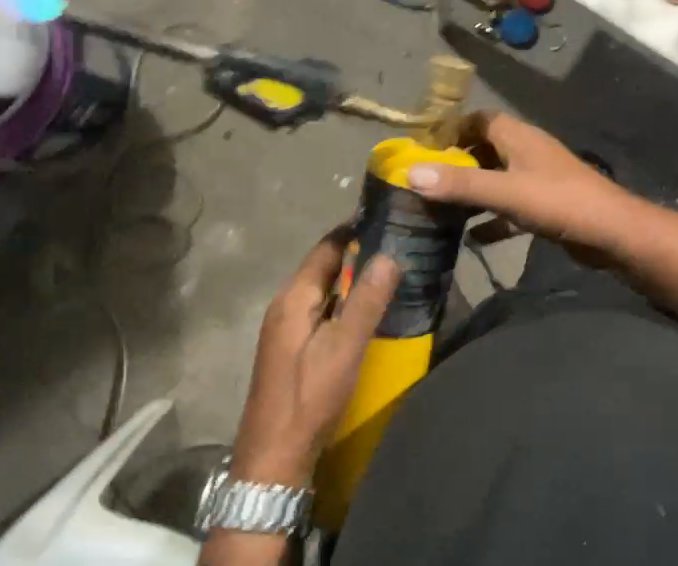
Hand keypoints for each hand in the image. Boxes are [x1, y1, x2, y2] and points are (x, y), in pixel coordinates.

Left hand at [228, 227, 401, 485]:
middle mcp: (286, 307)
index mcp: (293, 299)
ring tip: (397, 272)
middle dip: (361, 253)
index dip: (356, 230)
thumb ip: (366, 300)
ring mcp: (288, 330)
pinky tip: (374, 312)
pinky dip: (349, 304)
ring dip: (356, 280)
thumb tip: (390, 253)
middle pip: (326, 268)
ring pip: (327, 292)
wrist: (274, 460)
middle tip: (404, 244)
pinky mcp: (295, 351)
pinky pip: (326, 313)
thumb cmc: (308, 397)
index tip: (392, 217)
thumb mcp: (343, 348)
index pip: (327, 247)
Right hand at [406, 111, 626, 246]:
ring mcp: (537, 179)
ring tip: (437, 210)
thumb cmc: (559, 202)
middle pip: (484, 149)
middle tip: (423, 183)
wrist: (611, 232)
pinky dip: (491, 219)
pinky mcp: (545, 206)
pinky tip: (471, 238)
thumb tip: (410, 172)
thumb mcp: (505, 192)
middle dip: (455, 163)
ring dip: (472, 192)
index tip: (420, 149)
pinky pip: (509, 207)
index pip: (479, 119)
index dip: (450, 129)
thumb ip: (461, 184)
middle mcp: (527, 152)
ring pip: (496, 179)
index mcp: (518, 137)